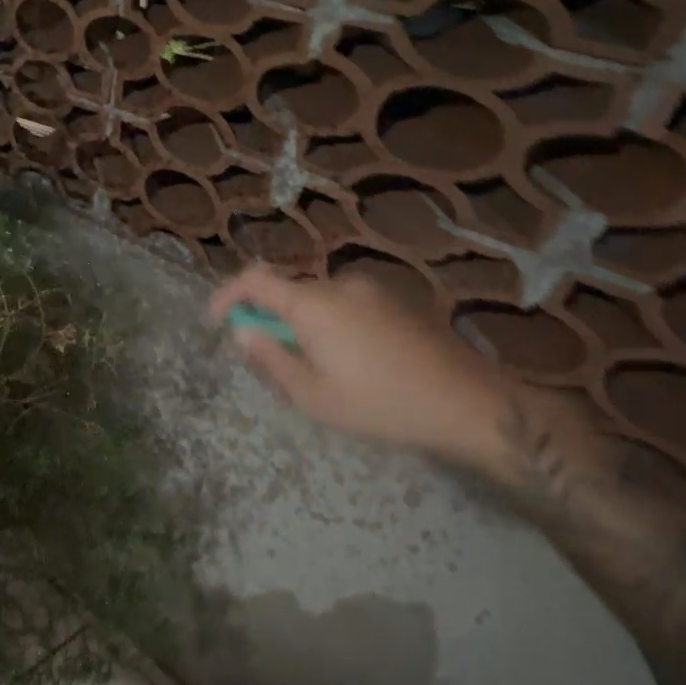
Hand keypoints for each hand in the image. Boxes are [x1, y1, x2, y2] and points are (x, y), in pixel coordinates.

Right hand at [207, 265, 520, 476]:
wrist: (471, 404)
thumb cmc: (381, 404)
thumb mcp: (312, 396)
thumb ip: (270, 359)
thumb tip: (242, 334)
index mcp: (314, 304)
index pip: (254, 280)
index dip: (226, 296)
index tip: (214, 323)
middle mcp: (341, 285)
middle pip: (287, 290)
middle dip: (267, 318)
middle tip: (267, 361)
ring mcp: (374, 290)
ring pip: (317, 299)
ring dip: (300, 323)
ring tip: (312, 368)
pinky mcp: (398, 302)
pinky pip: (345, 304)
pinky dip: (329, 324)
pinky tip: (348, 362)